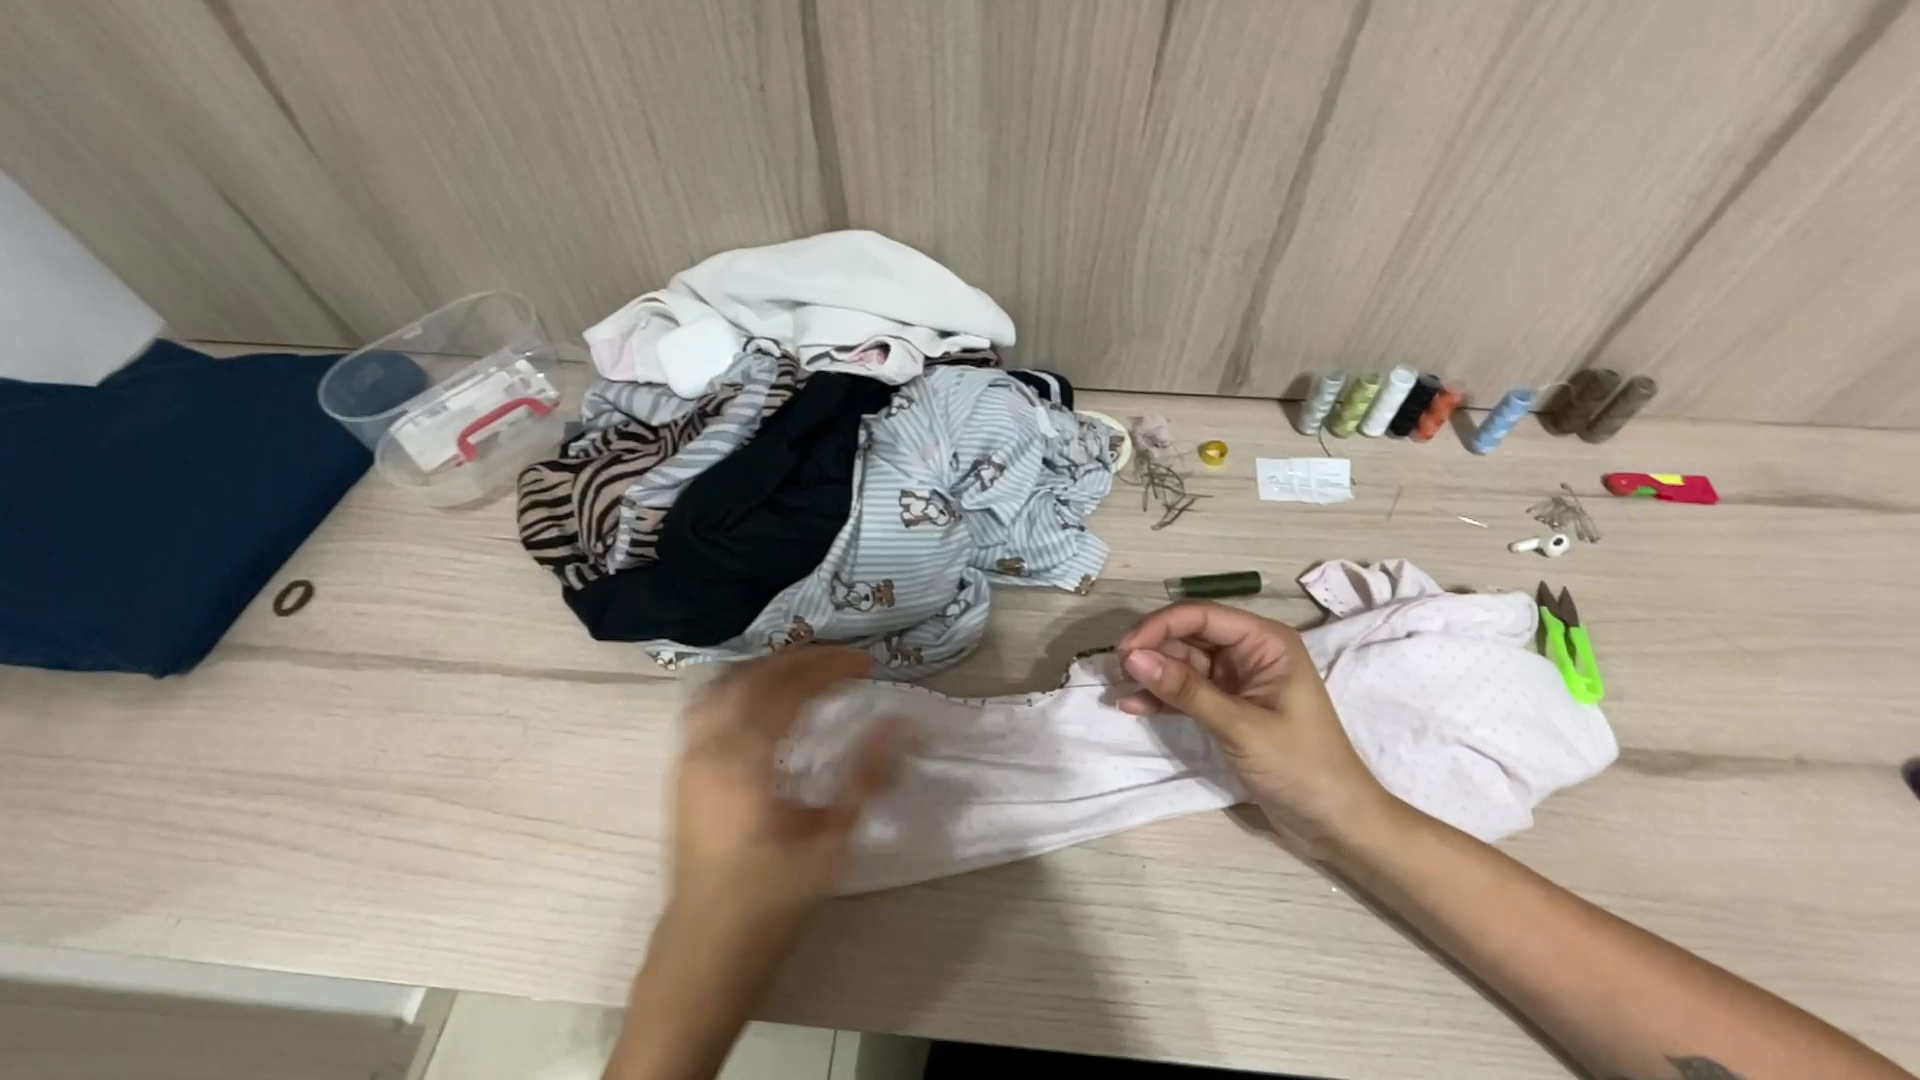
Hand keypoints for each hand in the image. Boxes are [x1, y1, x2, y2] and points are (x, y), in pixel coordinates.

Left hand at [668, 645, 899, 933]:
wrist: (705, 946)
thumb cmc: (772, 900)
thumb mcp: (830, 842)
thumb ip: (866, 777)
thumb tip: (901, 725)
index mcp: (746, 761)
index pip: (790, 689)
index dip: (831, 668)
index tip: (868, 664)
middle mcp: (710, 746)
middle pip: (755, 677)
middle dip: (803, 659)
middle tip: (844, 661)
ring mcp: (687, 756)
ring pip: (724, 685)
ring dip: (768, 668)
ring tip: (805, 670)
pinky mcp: (680, 770)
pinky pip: (707, 705)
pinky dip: (740, 686)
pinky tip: (761, 701)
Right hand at [1117, 601, 1402, 856]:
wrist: (1335, 823)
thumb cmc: (1300, 767)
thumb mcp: (1240, 727)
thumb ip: (1186, 690)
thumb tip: (1133, 658)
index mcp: (1266, 643)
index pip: (1203, 615)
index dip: (1160, 626)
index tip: (1124, 650)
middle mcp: (1251, 653)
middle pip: (1190, 635)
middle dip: (1153, 648)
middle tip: (1117, 671)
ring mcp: (1238, 681)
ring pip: (1184, 663)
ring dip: (1153, 673)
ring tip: (1119, 687)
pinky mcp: (1229, 709)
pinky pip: (1187, 692)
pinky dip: (1162, 697)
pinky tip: (1133, 706)